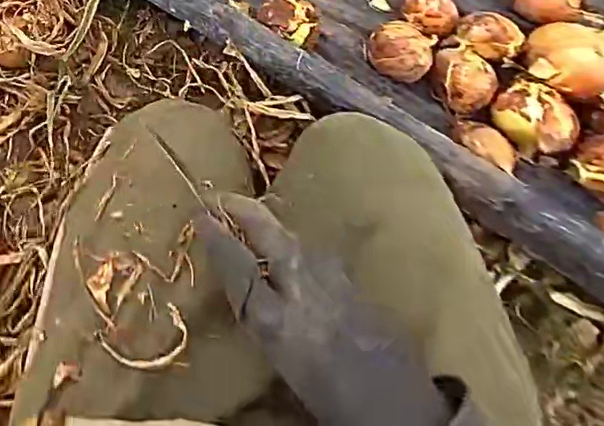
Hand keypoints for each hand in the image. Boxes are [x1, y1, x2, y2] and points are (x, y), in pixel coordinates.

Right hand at [196, 195, 454, 425]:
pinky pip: (313, 251)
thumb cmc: (331, 398)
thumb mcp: (281, 357)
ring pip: (291, 238)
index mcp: (277, 318)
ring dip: (269, 224)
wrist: (404, 413)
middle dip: (241, 210)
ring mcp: (332, 278)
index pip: (236, 265)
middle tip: (220, 199)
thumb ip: (259, 315)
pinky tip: (293, 250)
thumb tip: (241, 285)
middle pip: (266, 232)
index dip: (215, 236)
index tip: (199, 215)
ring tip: (253, 218)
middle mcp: (301, 287)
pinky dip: (295, 244)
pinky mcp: (355, 281)